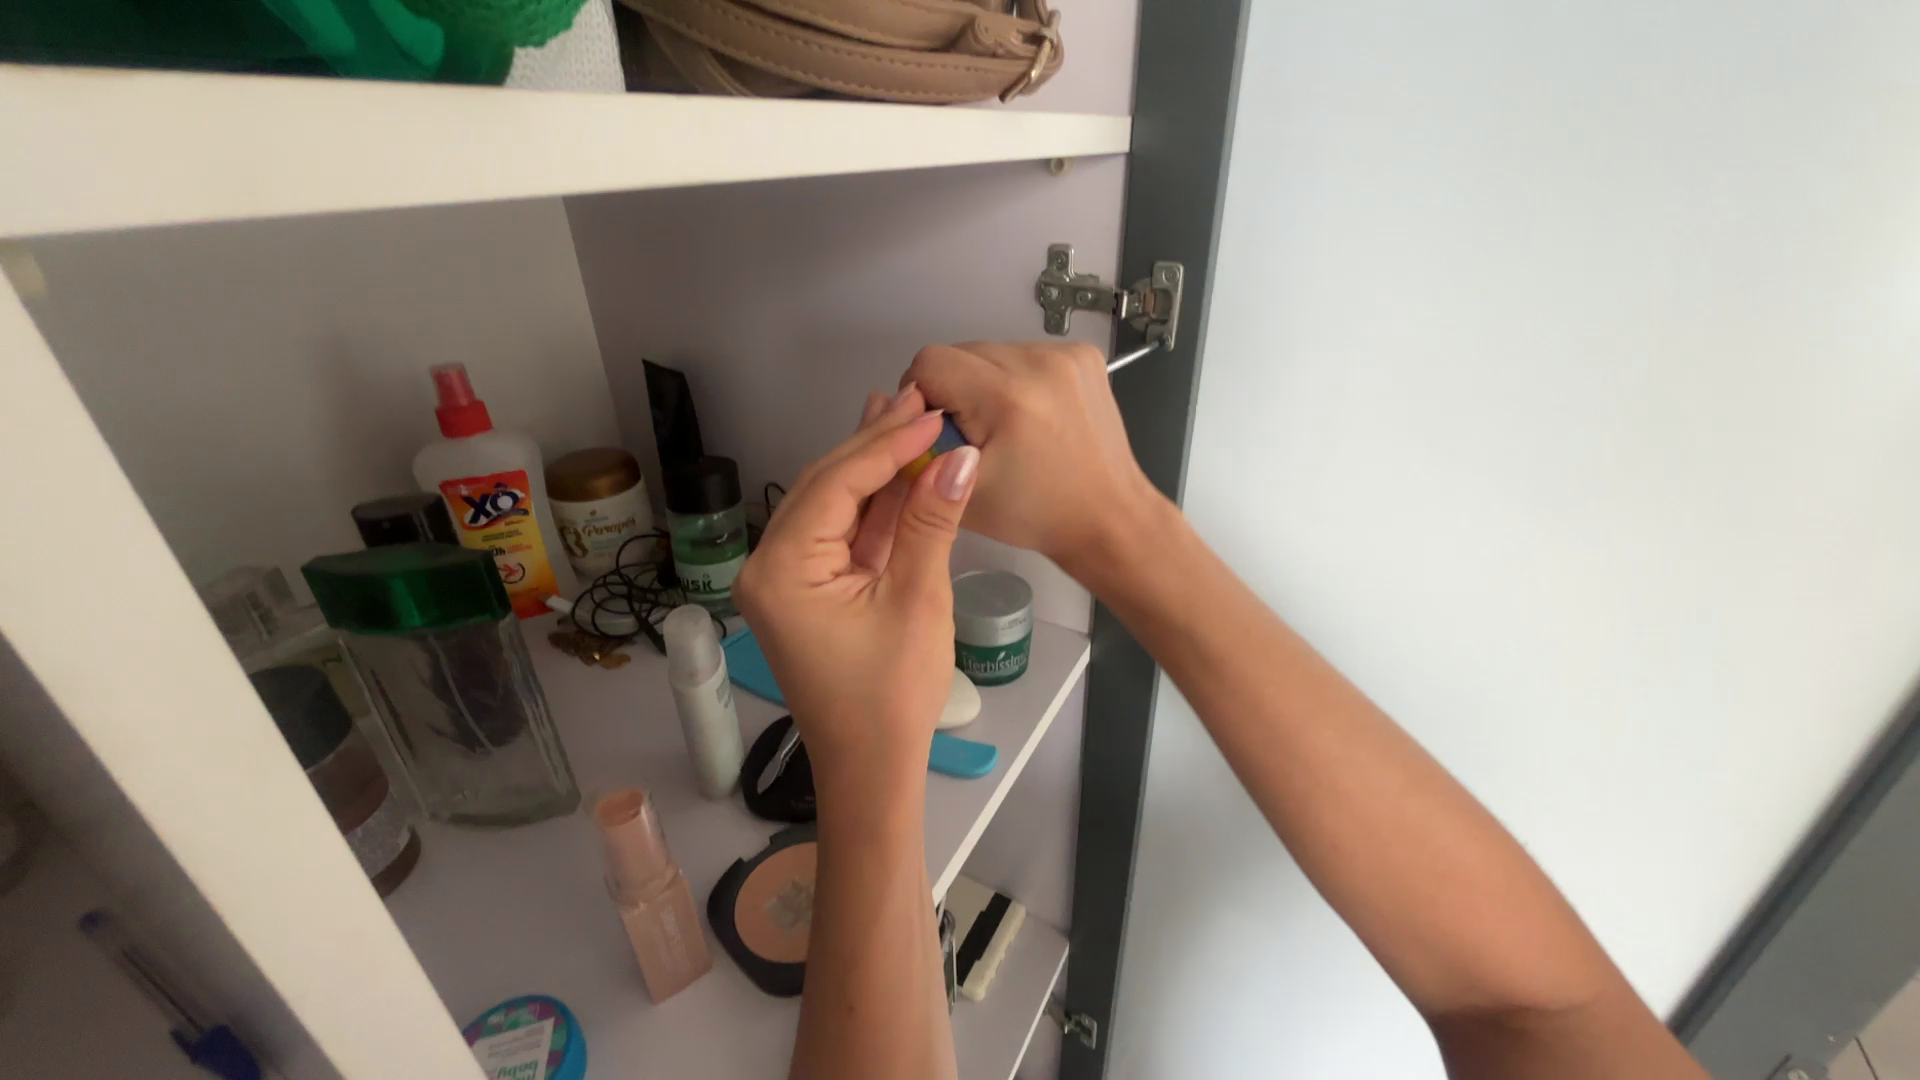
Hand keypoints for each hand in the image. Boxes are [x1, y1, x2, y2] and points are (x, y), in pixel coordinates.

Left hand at [733, 387, 980, 808]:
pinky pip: (845, 533)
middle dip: (876, 443)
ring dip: (875, 466)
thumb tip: (960, 455)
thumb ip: (930, 521)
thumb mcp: (917, 600)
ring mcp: (790, 577)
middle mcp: (772, 565)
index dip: (886, 444)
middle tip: (920, 399)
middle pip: (828, 486)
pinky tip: (897, 466)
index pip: (835, 485)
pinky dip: (875, 504)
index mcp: (780, 570)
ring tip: (909, 414)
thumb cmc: (891, 696)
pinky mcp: (813, 588)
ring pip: (837, 505)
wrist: (874, 768)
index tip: (931, 410)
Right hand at [903, 342, 1164, 574]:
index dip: (922, 396)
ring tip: (1006, 428)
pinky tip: (1030, 416)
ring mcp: (1067, 354)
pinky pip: (1024, 354)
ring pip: (991, 351)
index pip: (929, 362)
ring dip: (985, 383)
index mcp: (1007, 397)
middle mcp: (1040, 362)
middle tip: (972, 435)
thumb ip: (920, 450)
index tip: (939, 431)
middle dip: (955, 390)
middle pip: (960, 352)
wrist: (1109, 517)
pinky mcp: (1084, 355)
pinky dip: (1017, 380)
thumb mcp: (962, 494)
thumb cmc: (1036, 515)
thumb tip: (903, 415)